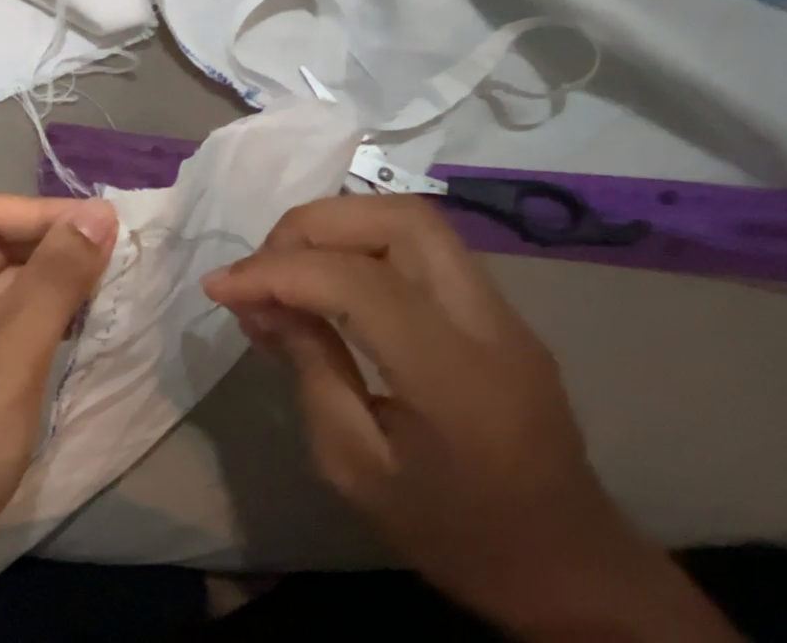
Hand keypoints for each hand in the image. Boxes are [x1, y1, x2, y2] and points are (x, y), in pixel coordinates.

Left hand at [0, 195, 116, 642]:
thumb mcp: (11, 348)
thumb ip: (56, 276)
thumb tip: (100, 214)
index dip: (45, 214)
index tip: (109, 225)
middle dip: (49, 245)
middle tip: (117, 253)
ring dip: (47, 279)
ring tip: (107, 281)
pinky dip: (36, 314)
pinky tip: (78, 318)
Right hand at [204, 195, 737, 641]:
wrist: (567, 565)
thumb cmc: (451, 529)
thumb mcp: (355, 467)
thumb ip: (310, 371)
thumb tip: (261, 305)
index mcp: (454, 376)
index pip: (357, 282)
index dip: (275, 272)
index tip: (218, 289)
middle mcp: (489, 325)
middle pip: (398, 220)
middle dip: (311, 226)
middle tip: (261, 268)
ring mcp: (504, 312)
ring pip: (412, 221)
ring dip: (336, 228)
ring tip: (286, 271)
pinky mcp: (499, 313)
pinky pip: (422, 249)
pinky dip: (360, 247)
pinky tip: (326, 286)